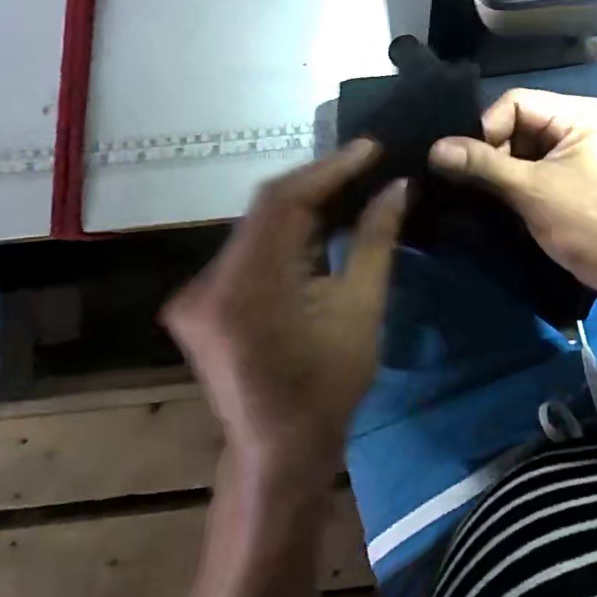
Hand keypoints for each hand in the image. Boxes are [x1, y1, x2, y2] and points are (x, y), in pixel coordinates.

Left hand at [160, 142, 406, 467]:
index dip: (329, 168)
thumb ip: (377, 240)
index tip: (370, 147)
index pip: (283, 202)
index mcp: (246, 286)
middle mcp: (206, 282)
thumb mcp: (362, 308)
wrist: (278, 449)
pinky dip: (285, 233)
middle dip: (318, 184)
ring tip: (351, 185)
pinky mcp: (200, 303)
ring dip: (302, 207)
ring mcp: (196, 294)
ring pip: (255, 228)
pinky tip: (319, 226)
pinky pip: (247, 250)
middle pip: (265, 210)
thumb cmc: (330, 385)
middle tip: (367, 163)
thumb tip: (400, 186)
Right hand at [428, 88, 596, 293]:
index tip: (464, 163)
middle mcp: (577, 125)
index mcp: (580, 114)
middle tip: (468, 183)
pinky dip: (510, 183)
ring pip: (518, 149)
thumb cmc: (591, 225)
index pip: (516, 103)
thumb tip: (434, 148)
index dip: (486, 129)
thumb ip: (484, 166)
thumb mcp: (534, 192)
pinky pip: (529, 168)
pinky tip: (492, 199)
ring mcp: (573, 152)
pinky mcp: (567, 177)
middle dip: (491, 152)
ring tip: (477, 193)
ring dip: (497, 170)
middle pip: (515, 124)